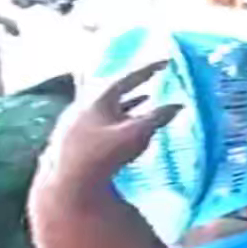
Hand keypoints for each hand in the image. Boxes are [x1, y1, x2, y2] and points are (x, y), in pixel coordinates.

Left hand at [37, 63, 182, 193]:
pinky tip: (128, 122)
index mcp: (97, 102)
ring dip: (128, 101)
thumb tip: (178, 105)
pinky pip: (102, 120)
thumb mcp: (139, 132)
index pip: (125, 79)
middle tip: (152, 77)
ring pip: (106, 107)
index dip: (147, 70)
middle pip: (111, 91)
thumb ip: (160, 116)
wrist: (67, 185)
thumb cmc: (104, 153)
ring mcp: (75, 126)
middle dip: (134, 84)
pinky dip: (120, 116)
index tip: (165, 62)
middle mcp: (82, 110)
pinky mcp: (74, 141)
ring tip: (146, 98)